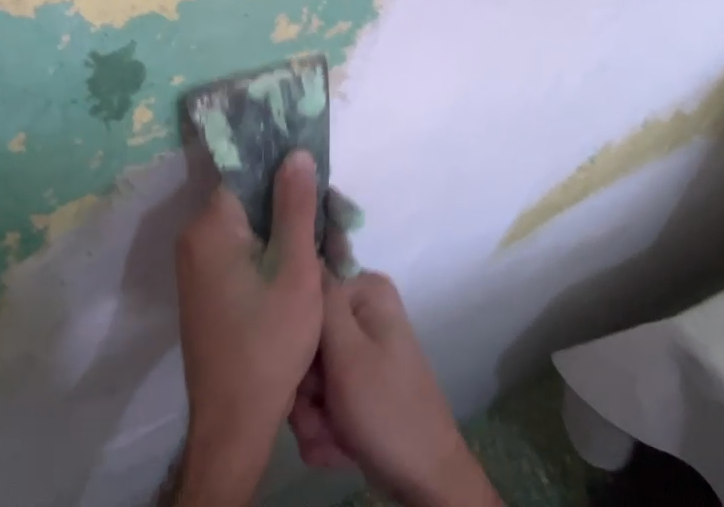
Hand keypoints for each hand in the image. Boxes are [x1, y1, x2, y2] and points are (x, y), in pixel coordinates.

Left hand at [173, 152, 323, 505]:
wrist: (235, 419)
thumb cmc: (269, 343)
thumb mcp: (295, 270)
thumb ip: (296, 207)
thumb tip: (295, 152)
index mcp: (209, 228)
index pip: (249, 176)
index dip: (287, 177)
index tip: (323, 189)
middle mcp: (194, 241)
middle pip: (249, 203)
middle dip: (292, 209)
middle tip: (337, 225)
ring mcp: (196, 268)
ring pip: (249, 231)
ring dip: (286, 235)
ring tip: (328, 250)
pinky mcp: (205, 291)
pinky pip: (241, 255)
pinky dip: (270, 256)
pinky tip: (302, 273)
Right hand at [291, 272, 502, 506]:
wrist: (425, 479)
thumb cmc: (386, 411)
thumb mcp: (347, 352)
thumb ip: (322, 299)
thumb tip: (304, 244)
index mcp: (366, 293)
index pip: (305, 293)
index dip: (298, 334)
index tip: (307, 366)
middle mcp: (362, 315)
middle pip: (302, 341)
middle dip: (304, 387)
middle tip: (322, 408)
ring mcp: (357, 355)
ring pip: (304, 378)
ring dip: (312, 414)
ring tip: (333, 432)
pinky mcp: (353, 389)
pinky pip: (317, 403)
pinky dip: (324, 428)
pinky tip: (340, 444)